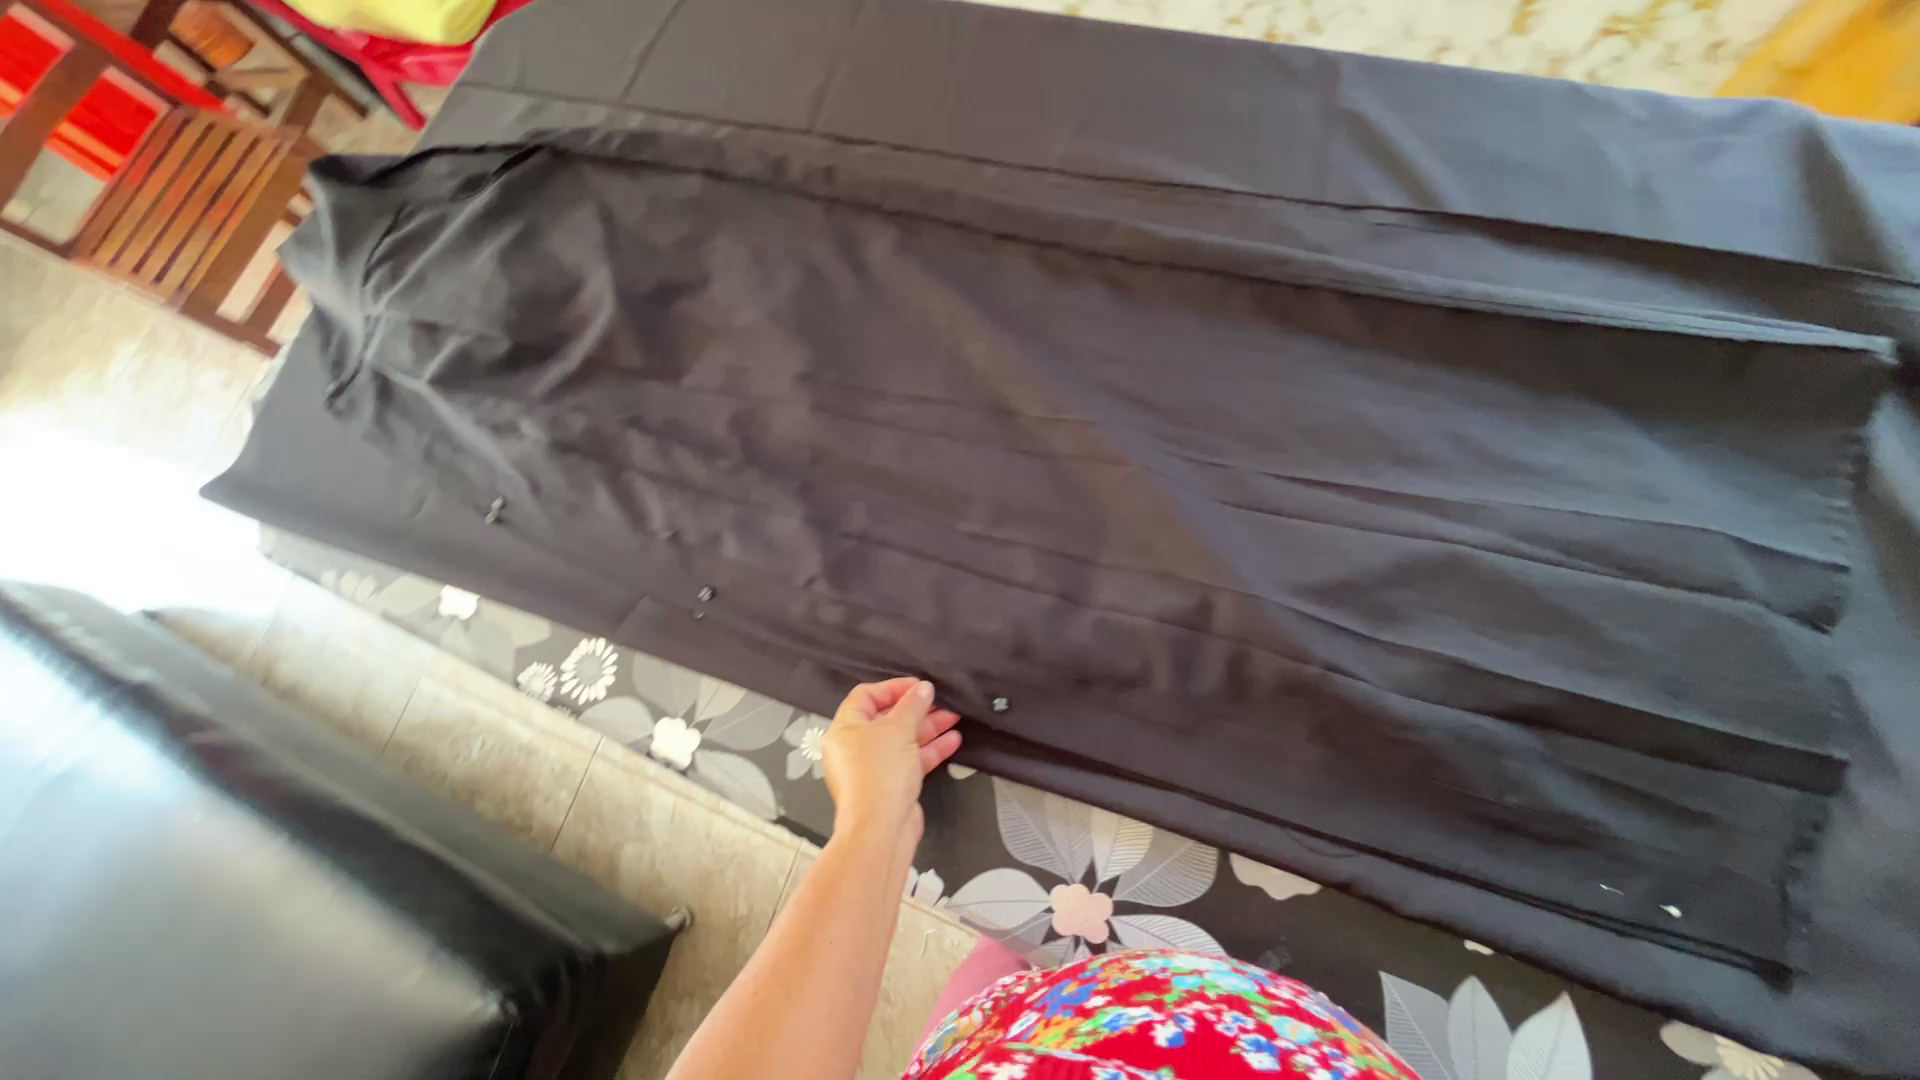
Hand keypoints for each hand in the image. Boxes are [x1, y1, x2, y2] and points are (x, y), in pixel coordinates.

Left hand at [822, 677, 962, 851]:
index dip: (893, 687)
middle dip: (916, 708)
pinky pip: (910, 760)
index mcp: (845, 729)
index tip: (919, 686)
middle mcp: (855, 747)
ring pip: (902, 740)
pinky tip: (953, 740)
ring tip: (955, 716)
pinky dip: (929, 750)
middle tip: (942, 700)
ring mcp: (873, 768)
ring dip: (928, 727)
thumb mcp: (897, 729)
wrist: (880, 830)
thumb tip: (924, 687)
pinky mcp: (891, 786)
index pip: (865, 696)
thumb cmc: (880, 771)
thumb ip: (913, 705)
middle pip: (886, 718)